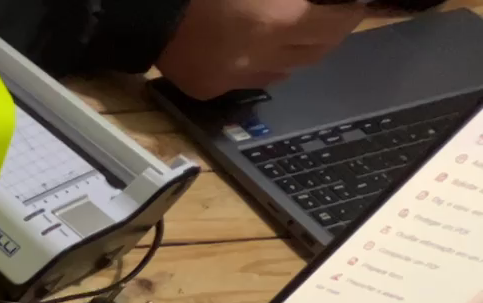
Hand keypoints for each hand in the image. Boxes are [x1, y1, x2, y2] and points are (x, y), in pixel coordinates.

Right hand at [156, 0, 364, 100]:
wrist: (156, 20)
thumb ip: (296, 0)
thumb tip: (319, 6)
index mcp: (280, 23)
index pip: (338, 27)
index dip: (349, 15)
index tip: (349, 7)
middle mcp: (259, 58)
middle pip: (313, 56)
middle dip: (325, 38)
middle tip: (323, 23)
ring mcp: (231, 79)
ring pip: (280, 73)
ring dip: (289, 57)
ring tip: (284, 41)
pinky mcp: (208, 90)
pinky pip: (244, 83)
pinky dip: (253, 70)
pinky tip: (245, 56)